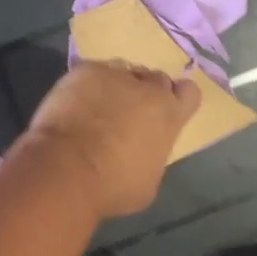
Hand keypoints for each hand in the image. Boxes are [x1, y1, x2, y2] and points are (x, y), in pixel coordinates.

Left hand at [15, 61, 199, 218]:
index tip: (165, 112)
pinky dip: (87, 85)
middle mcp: (146, 87)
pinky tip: (76, 104)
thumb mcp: (149, 179)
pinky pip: (92, 72)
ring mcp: (114, 74)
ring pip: (123, 72)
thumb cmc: (113, 185)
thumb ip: (154, 152)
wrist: (67, 168)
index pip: (189, 92)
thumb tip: (145, 147)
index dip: (177, 100)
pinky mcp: (84, 70)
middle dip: (145, 93)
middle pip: (155, 79)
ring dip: (117, 86)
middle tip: (128, 114)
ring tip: (99, 108)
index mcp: (168, 114)